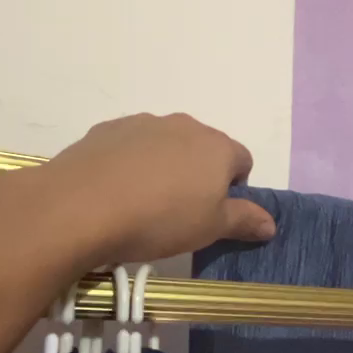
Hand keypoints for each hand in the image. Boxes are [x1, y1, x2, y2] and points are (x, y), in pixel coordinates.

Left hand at [28, 113, 275, 262]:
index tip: (214, 214)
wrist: (81, 206)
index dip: (234, 188)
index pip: (242, 161)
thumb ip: (244, 220)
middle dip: (198, 174)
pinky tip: (115, 190)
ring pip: (166, 144)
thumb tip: (272, 223)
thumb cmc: (160, 219)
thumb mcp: (210, 229)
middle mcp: (185, 125)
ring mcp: (144, 123)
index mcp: (218, 147)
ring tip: (143, 202)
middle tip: (180, 211)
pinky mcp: (107, 129)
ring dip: (164, 166)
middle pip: (204, 148)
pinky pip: (130, 145)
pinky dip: (130, 163)